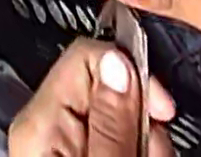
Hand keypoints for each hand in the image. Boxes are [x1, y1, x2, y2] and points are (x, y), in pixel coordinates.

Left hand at [7, 39, 175, 156]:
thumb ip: (111, 118)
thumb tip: (119, 60)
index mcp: (40, 121)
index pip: (87, 53)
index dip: (130, 69)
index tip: (160, 103)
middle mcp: (46, 128)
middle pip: (108, 85)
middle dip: (142, 113)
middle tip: (152, 148)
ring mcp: (62, 147)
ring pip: (119, 115)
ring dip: (146, 138)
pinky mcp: (78, 156)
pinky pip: (116, 137)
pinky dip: (138, 147)